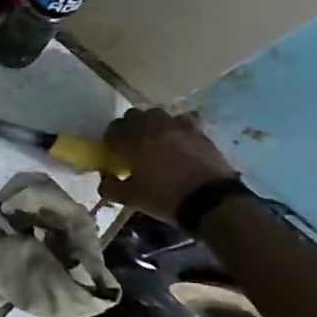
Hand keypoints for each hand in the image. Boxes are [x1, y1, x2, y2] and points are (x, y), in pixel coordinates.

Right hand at [100, 108, 238, 224]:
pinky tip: (179, 144)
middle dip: (130, 127)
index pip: (114, 128)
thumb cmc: (165, 196)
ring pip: (160, 115)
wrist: (211, 200)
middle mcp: (156, 126)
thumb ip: (110, 187)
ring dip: (153, 124)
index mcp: (135, 139)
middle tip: (132, 144)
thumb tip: (106, 180)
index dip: (110, 139)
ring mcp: (181, 127)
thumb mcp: (130, 198)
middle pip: (136, 115)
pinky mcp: (200, 133)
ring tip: (156, 141)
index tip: (113, 151)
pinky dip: (177, 129)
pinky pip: (184, 123)